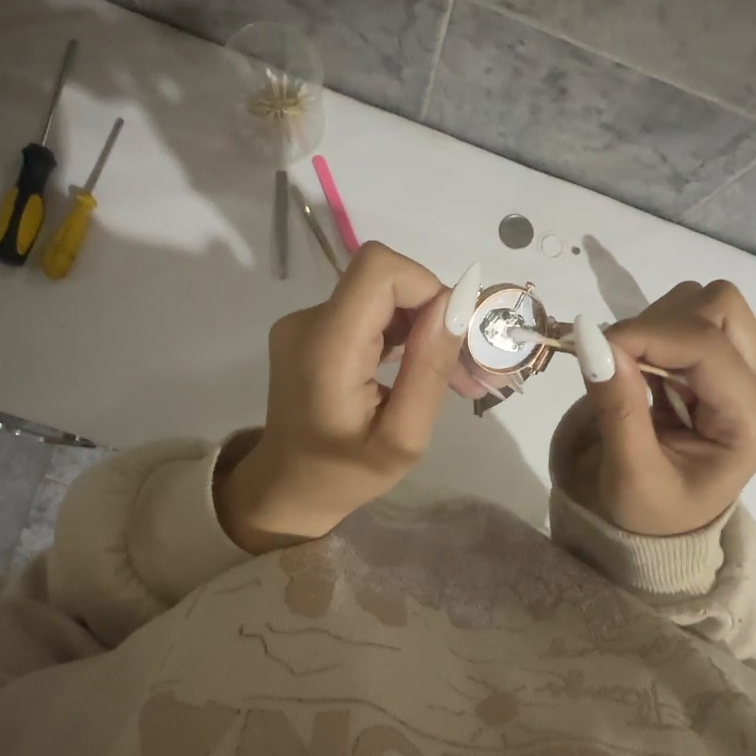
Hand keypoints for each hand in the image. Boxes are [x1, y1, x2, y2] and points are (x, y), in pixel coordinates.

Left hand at [216, 242, 469, 553]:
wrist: (288, 486)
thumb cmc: (345, 475)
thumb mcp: (401, 439)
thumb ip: (428, 372)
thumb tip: (455, 307)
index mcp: (326, 350)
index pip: (379, 270)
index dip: (426, 287)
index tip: (453, 334)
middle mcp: (308, 322)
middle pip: (384, 280)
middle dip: (435, 312)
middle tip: (467, 367)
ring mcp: (305, 323)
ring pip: (381, 295)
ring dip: (423, 327)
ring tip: (453, 377)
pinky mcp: (311, 330)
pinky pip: (368, 312)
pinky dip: (402, 334)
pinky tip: (419, 370)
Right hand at [550, 280, 755, 536]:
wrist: (659, 532)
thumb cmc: (648, 515)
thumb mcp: (629, 474)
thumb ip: (617, 406)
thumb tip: (592, 339)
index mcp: (751, 421)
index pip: (706, 345)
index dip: (646, 334)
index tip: (594, 348)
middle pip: (720, 307)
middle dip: (660, 324)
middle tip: (617, 361)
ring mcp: (744, 374)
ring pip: (706, 304)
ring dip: (657, 326)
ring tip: (629, 372)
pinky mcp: (721, 368)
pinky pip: (689, 320)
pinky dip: (655, 333)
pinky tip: (639, 373)